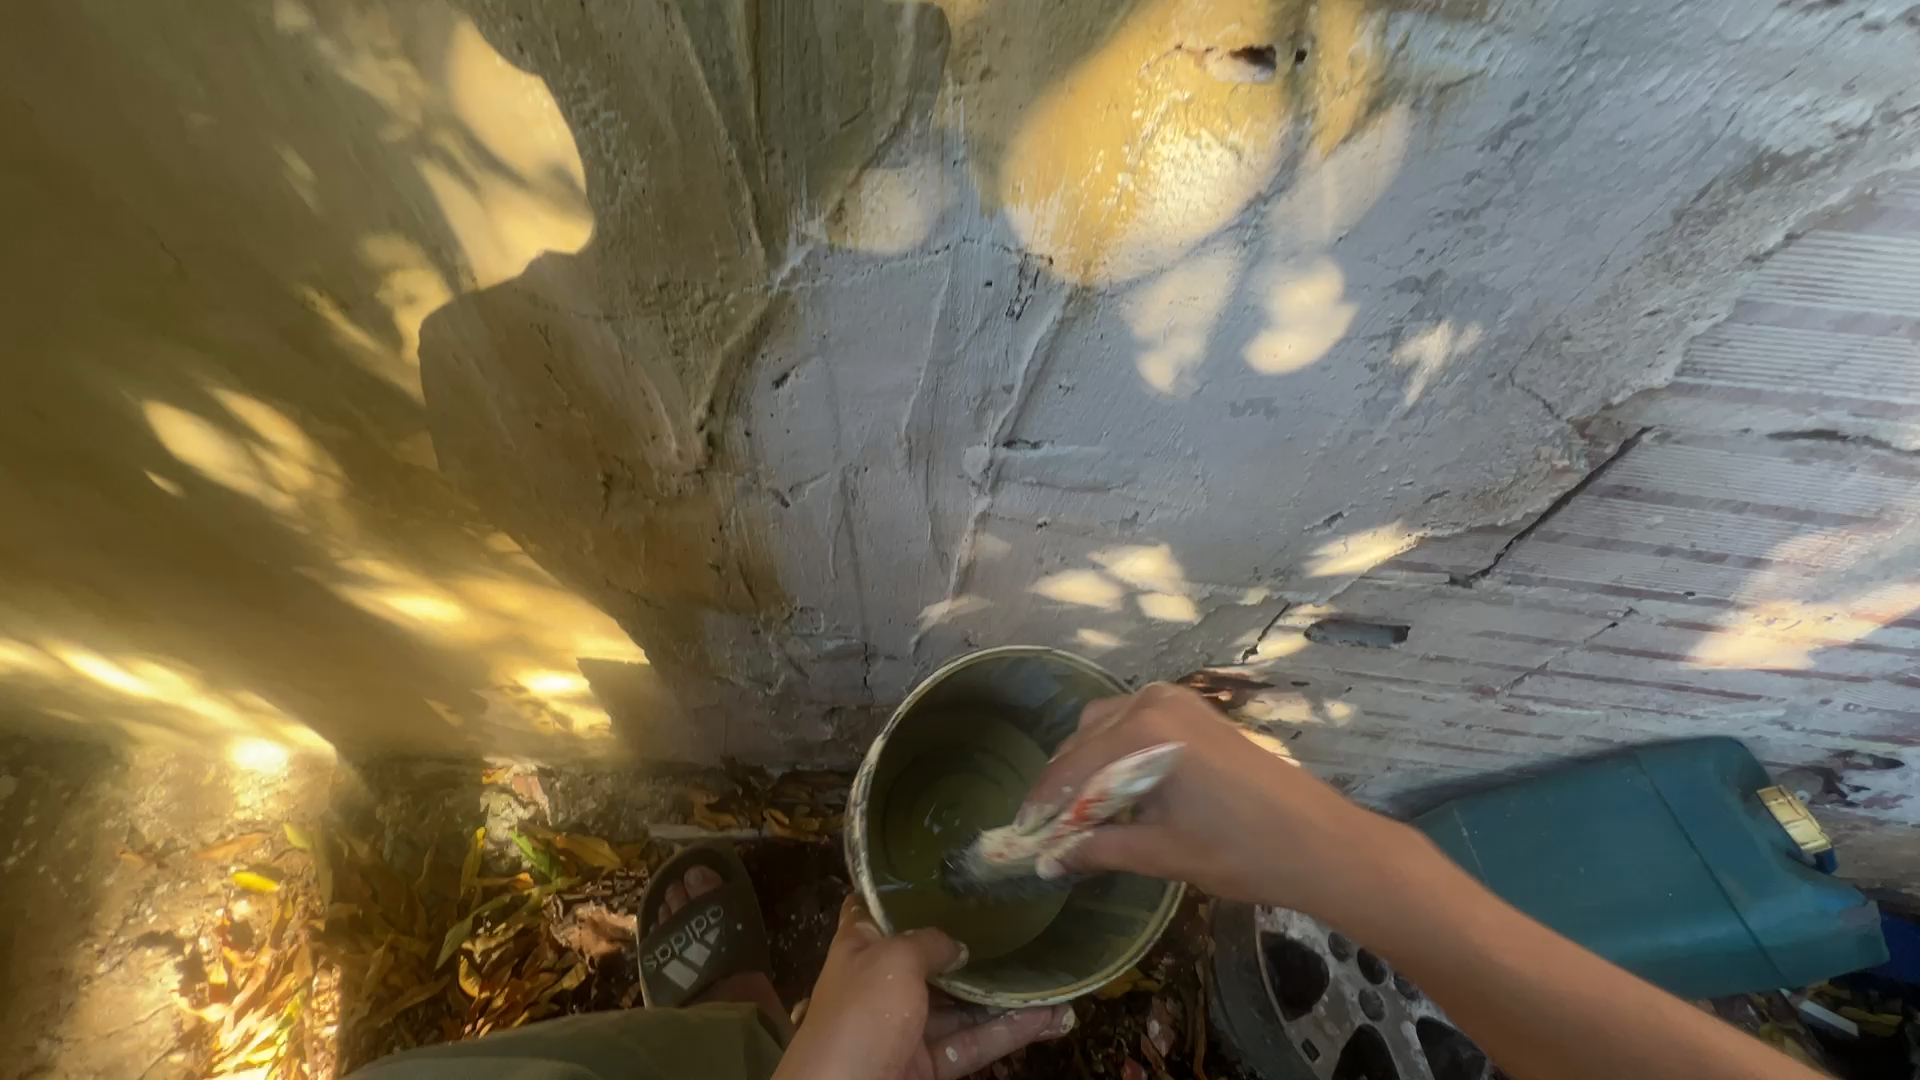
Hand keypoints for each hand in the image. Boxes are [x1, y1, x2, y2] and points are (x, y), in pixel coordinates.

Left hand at [772, 896, 1075, 1079]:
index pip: (883, 907)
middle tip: (1022, 928)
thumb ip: (930, 943)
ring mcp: (907, 1026)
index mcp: (862, 945)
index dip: (910, 891)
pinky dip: (1008, 1031)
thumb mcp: (893, 960)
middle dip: (976, 947)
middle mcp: (884, 981)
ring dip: (1005, 994)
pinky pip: (972, 1043)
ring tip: (1052, 979)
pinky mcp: (927, 1067)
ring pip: (962, 1003)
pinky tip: (1048, 1018)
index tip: (948, 873)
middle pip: (934, 956)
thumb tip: (959, 945)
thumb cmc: (861, 1015)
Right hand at [1024, 682, 1406, 913]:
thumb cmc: (1242, 850)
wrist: (1322, 842)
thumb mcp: (1161, 853)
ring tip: (1083, 810)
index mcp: (1144, 729)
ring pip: (1107, 726)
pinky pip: (1136, 722)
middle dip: (1065, 781)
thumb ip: (1097, 849)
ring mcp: (1178, 700)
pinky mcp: (1196, 711)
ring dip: (1089, 764)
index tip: (1022, 831)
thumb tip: (1045, 862)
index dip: (1044, 802)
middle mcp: (1154, 701)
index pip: (1074, 766)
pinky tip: (1120, 788)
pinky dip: (1118, 751)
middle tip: (1050, 826)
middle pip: (1085, 738)